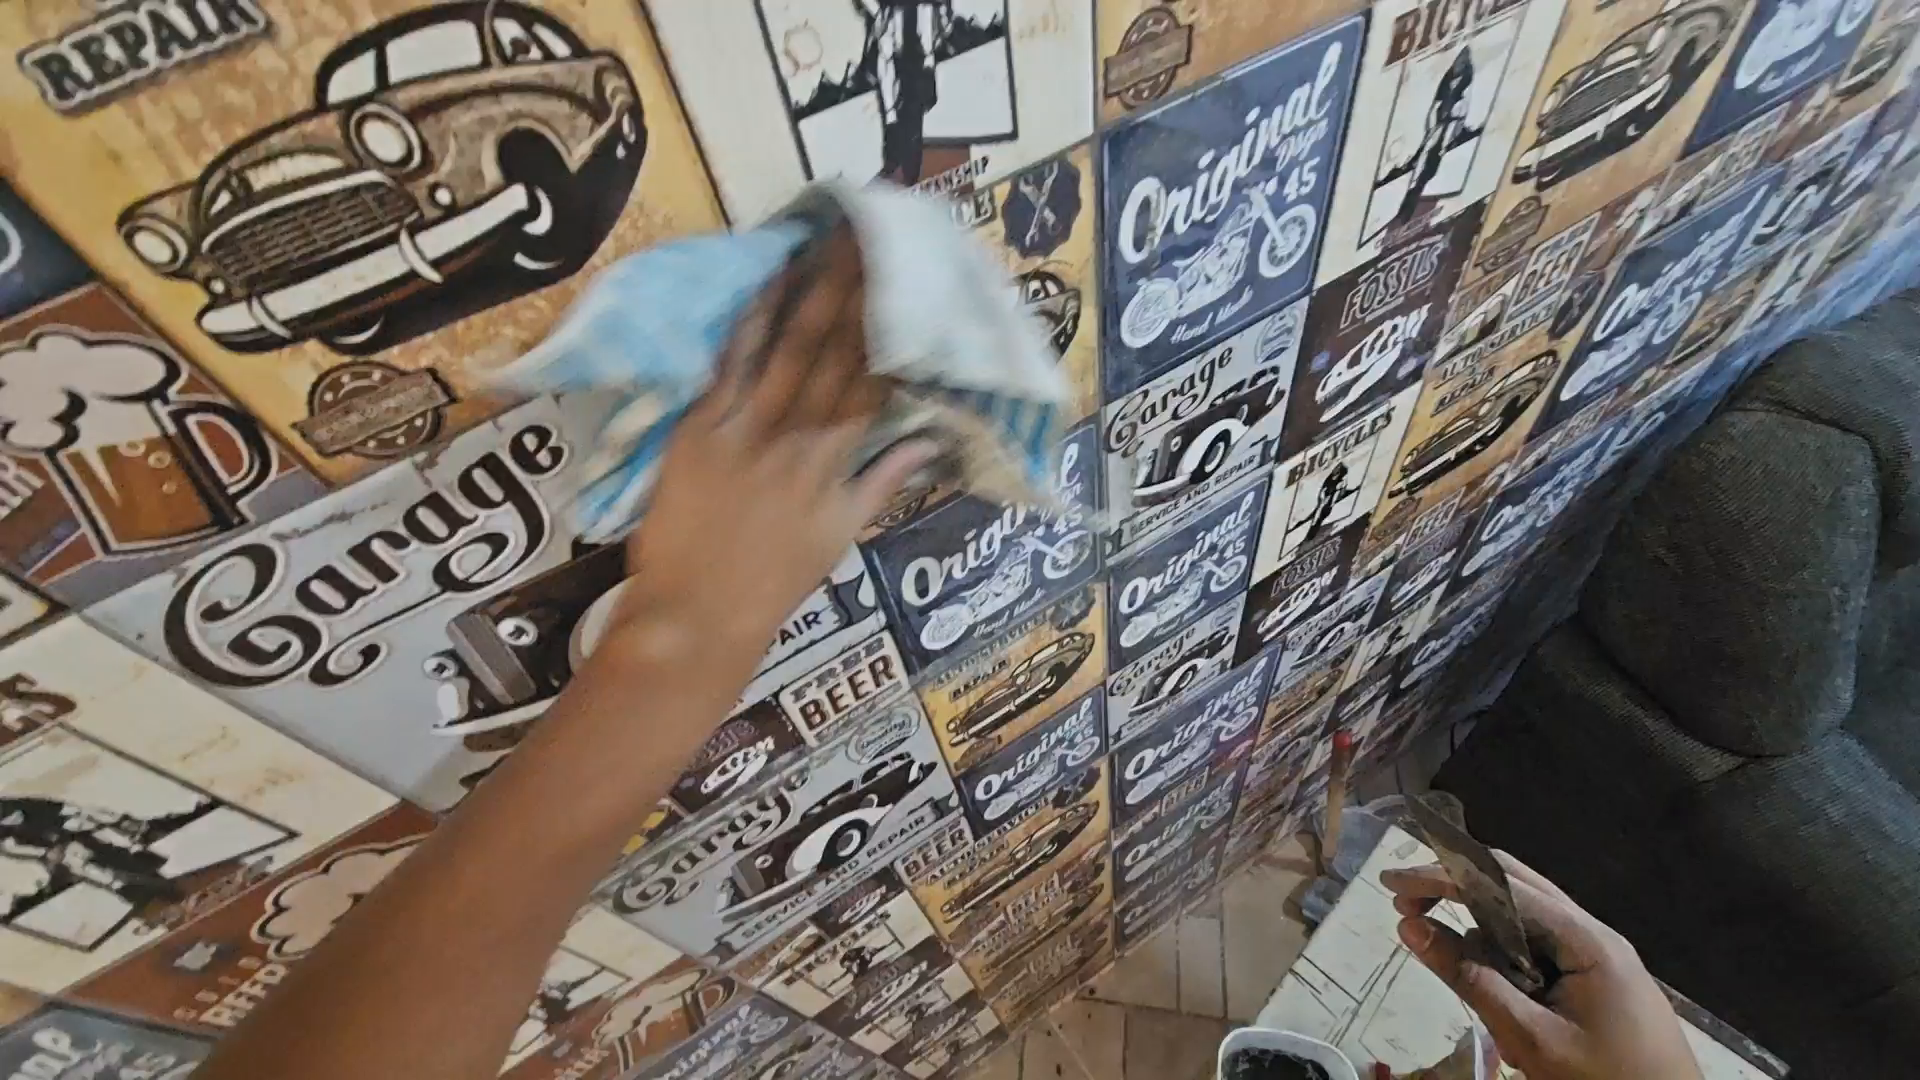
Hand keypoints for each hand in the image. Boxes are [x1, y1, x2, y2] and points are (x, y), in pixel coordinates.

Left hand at [605, 223, 936, 675]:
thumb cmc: (775, 582)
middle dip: (855, 296)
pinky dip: (745, 325)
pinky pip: (727, 368)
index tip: (903, 291)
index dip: (889, 336)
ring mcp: (745, 430)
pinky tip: (762, 283)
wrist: (698, 615)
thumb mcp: (840, 537)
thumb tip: (928, 441)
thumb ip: (882, 482)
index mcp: (835, 467)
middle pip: (834, 357)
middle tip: (871, 241)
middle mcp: (798, 439)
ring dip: (808, 295)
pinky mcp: (698, 429)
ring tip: (826, 245)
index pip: (872, 389)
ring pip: (785, 352)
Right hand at [1380, 852, 1702, 1079]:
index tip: (1391, 884)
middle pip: (1510, 882)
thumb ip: (1469, 979)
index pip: (1500, 884)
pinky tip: (1479, 971)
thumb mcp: (1534, 1039)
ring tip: (1434, 937)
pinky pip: (1531, 942)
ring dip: (1472, 915)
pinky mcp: (1591, 978)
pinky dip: (1495, 944)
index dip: (1441, 877)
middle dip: (1452, 883)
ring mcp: (1594, 956)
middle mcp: (1591, 934)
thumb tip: (1408, 926)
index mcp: (1587, 940)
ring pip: (1519, 912)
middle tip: (1404, 899)